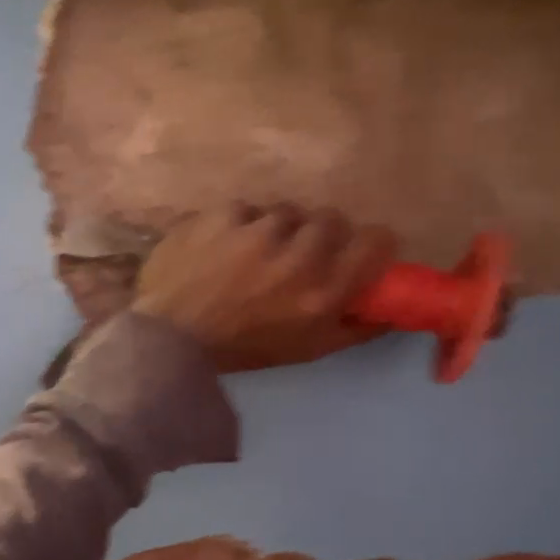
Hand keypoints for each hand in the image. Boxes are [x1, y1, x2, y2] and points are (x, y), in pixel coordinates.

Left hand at [131, 203, 396, 372]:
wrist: (168, 337)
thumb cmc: (241, 349)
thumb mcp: (306, 351)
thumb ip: (355, 328)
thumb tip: (392, 308)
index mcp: (323, 291)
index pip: (376, 239)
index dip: (369, 243)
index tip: (354, 252)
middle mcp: (297, 256)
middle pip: (330, 219)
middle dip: (317, 235)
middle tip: (294, 256)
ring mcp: (256, 231)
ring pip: (286, 212)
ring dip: (276, 229)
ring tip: (252, 253)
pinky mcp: (221, 215)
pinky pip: (244, 209)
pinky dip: (237, 224)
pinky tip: (221, 247)